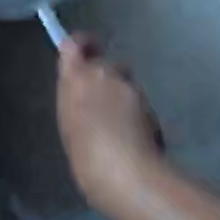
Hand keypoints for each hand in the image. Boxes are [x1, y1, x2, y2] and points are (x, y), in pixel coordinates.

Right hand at [56, 35, 164, 212]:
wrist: (127, 176)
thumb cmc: (87, 158)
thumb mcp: (70, 128)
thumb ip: (77, 103)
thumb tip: (86, 100)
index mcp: (74, 80)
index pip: (74, 45)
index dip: (81, 43)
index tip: (86, 47)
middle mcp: (102, 74)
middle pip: (104, 64)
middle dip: (106, 78)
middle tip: (104, 106)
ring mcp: (128, 86)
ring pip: (124, 83)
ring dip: (122, 96)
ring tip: (122, 128)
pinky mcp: (149, 102)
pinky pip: (139, 102)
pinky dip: (137, 113)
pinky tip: (137, 138)